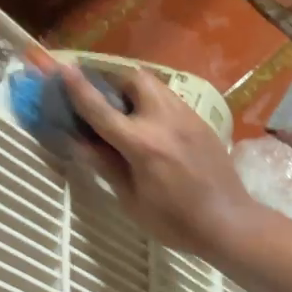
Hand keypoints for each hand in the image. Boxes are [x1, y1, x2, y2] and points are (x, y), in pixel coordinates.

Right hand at [59, 64, 260, 258]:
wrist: (229, 222)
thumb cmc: (175, 221)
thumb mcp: (131, 200)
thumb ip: (106, 166)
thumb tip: (78, 143)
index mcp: (142, 144)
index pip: (101, 109)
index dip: (78, 88)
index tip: (62, 68)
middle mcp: (163, 120)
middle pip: (133, 79)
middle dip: (112, 78)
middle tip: (100, 94)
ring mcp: (186, 117)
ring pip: (154, 84)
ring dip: (133, 88)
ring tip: (123, 107)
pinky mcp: (200, 121)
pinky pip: (170, 98)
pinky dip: (152, 100)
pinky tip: (150, 123)